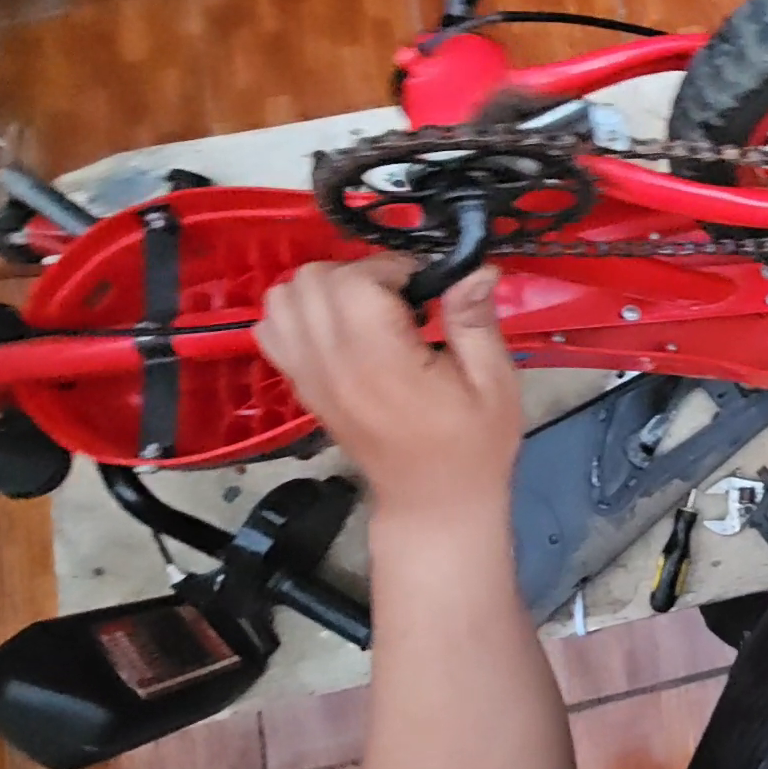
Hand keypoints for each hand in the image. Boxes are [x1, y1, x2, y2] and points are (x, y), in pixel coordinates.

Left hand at [255, 256, 522, 518]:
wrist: (434, 499)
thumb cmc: (474, 441)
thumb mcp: (495, 381)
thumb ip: (476, 321)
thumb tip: (474, 268)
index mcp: (382, 362)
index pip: (353, 283)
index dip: (393, 268)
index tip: (429, 287)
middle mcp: (332, 365)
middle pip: (312, 282)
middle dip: (361, 272)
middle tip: (405, 296)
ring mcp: (308, 376)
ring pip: (283, 298)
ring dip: (328, 289)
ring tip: (374, 307)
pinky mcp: (300, 386)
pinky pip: (272, 328)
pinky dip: (302, 313)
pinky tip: (345, 326)